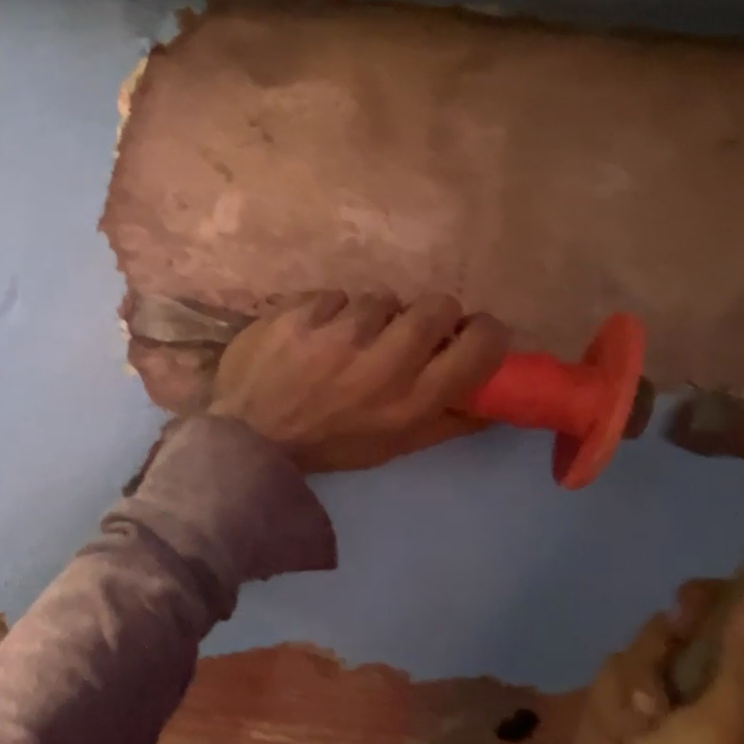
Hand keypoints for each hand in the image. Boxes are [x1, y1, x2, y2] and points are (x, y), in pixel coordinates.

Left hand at [207, 290, 508, 472]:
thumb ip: (448, 421)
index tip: (465, 332)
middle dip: (425, 315)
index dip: (481, 331)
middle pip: (435, 305)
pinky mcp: (296, 316)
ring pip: (380, 298)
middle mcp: (381, 364)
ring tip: (343, 340)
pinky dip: (324, 312)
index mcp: (412, 401)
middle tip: (401, 331)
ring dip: (368, 316)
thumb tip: (497, 396)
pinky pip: (331, 296)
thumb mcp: (391, 447)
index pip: (481, 343)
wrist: (246, 436)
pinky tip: (309, 336)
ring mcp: (335, 336)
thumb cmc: (325, 445)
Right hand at [578, 584, 743, 743]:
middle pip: (658, 640)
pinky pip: (604, 705)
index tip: (673, 631)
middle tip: (650, 716)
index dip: (692, 612)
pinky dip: (603, 737)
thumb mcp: (733, 721)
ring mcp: (683, 715)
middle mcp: (729, 691)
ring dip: (615, 714)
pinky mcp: (647, 735)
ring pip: (621, 673)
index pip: (727, 608)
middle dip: (637, 679)